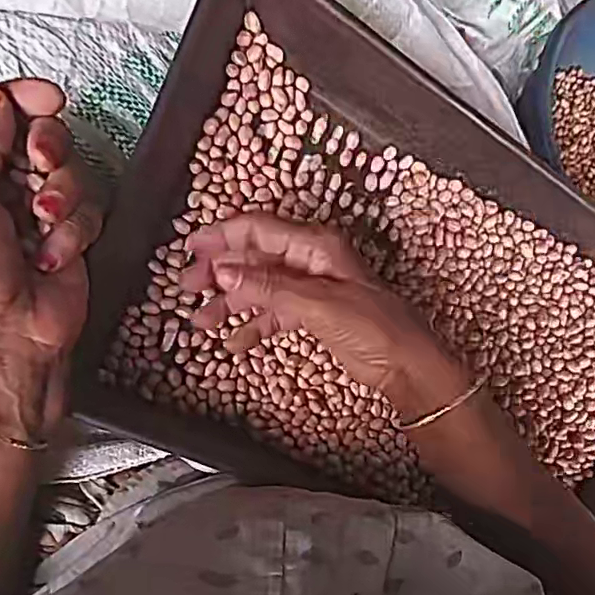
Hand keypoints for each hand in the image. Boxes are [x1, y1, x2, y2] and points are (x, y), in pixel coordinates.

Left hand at [0, 79, 102, 440]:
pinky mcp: (76, 240)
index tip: (47, 96)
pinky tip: (54, 259)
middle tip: (40, 167)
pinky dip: (74, 234)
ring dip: (62, 198)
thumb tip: (0, 103)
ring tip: (42, 229)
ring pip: (73, 173)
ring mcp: (44, 215)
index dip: (19, 97)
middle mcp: (4, 187)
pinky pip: (92, 212)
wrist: (7, 338)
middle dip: (48, 147)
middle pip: (42, 135)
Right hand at [181, 213, 468, 418]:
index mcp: (316, 246)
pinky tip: (235, 341)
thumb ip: (270, 287)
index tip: (190, 248)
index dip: (221, 237)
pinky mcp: (315, 316)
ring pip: (261, 288)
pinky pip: (276, 314)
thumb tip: (226, 272)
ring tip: (203, 322)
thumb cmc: (377, 328)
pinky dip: (255, 326)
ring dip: (231, 304)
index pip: (258, 230)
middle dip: (219, 272)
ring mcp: (312, 290)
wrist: (406, 364)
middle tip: (188, 288)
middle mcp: (311, 262)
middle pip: (254, 258)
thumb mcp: (318, 303)